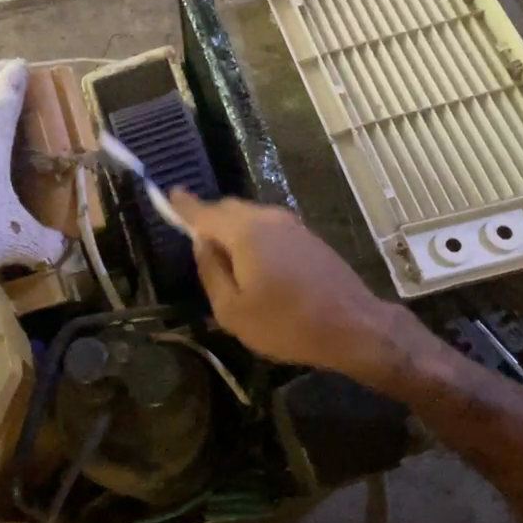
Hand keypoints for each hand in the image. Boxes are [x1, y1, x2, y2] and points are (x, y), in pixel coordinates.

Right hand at [171, 191, 418, 384]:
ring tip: (223, 257)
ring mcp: (292, 226)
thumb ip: (211, 272)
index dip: (184, 205)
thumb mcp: (233, 311)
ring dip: (232, 229)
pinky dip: (253, 237)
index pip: (205, 212)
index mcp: (245, 232)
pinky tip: (253, 262)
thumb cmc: (287, 324)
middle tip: (194, 237)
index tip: (169, 194)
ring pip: (251, 218)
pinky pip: (269, 228)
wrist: (354, 327)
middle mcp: (268, 219)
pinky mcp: (308, 238)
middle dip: (209, 218)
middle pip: (229, 210)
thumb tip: (201, 244)